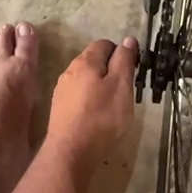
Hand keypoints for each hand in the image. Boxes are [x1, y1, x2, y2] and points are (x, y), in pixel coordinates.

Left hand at [44, 38, 139, 170]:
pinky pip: (78, 95)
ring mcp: (62, 90)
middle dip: (111, 70)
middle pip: (94, 61)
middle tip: (125, 89)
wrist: (71, 152)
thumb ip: (124, 61)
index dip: (121, 53)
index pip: (105, 44)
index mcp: (86, 62)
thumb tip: (127, 40)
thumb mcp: (121, 86)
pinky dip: (90, 99)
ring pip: (86, 79)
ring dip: (100, 85)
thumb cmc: (101, 117)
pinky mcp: (59, 108)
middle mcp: (70, 71)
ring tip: (113, 104)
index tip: (132, 71)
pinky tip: (97, 115)